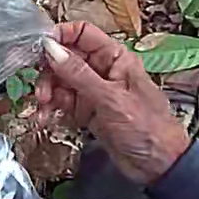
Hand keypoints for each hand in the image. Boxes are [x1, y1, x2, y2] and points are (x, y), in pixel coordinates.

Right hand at [35, 21, 190, 183]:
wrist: (158, 165)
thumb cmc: (146, 127)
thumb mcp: (110, 98)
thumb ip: (78, 73)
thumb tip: (51, 49)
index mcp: (115, 57)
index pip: (82, 33)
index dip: (60, 36)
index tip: (40, 48)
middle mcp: (102, 69)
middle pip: (66, 57)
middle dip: (49, 70)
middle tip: (41, 88)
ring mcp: (93, 90)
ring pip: (60, 80)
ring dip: (47, 91)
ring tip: (43, 106)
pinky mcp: (87, 110)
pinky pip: (62, 101)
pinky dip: (51, 107)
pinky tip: (45, 117)